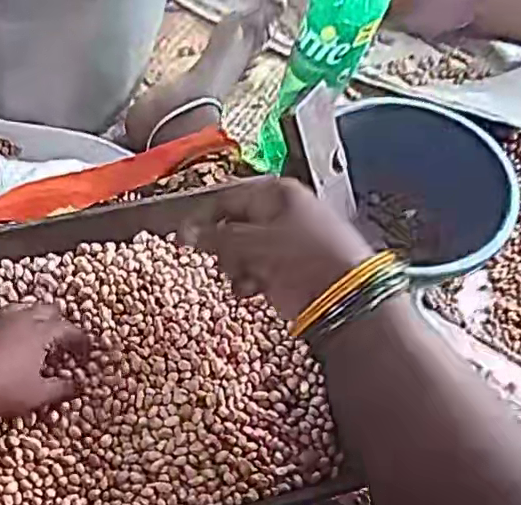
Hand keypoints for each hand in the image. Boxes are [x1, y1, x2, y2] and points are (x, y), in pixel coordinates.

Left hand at [0, 303, 83, 418]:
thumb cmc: (1, 389)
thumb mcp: (36, 394)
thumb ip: (60, 388)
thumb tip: (78, 386)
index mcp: (40, 332)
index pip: (68, 330)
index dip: (80, 340)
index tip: (86, 351)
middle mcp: (20, 318)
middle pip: (46, 310)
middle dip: (58, 322)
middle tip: (63, 340)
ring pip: (22, 309)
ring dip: (34, 319)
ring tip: (38, 335)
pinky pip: (2, 319)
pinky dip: (13, 326)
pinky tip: (9, 342)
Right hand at [182, 177, 375, 320]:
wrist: (339, 294)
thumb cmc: (303, 258)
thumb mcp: (254, 243)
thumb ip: (216, 238)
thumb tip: (185, 234)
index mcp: (274, 194)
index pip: (225, 199)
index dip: (202, 219)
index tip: (182, 240)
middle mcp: (277, 214)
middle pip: (229, 228)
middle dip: (222, 250)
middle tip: (224, 263)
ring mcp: (279, 242)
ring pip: (237, 253)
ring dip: (233, 269)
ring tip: (244, 278)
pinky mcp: (280, 268)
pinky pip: (250, 271)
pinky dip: (246, 282)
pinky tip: (252, 288)